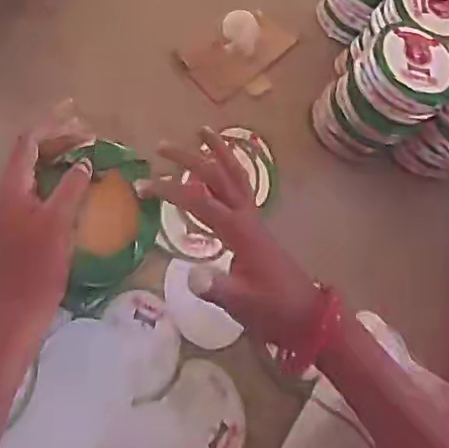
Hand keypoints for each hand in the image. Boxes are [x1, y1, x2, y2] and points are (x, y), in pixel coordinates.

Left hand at [0, 101, 93, 335]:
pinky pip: (41, 186)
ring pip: (37, 169)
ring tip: (87, 151)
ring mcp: (14, 208)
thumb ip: (71, 186)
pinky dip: (59, 176)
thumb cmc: (37, 266)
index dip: (53, 124)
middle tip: (89, 134)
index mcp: (12, 186)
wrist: (18, 312)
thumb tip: (84, 161)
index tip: (77, 114)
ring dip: (60, 156)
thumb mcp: (58, 222)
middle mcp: (9, 192)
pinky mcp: (22, 223)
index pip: (30, 141)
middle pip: (32, 152)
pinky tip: (78, 182)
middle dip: (59, 137)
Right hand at [149, 128, 326, 346]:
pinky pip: (241, 186)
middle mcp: (245, 215)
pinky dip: (230, 168)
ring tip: (202, 130)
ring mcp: (252, 217)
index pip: (198, 201)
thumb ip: (217, 288)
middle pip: (216, 176)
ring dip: (217, 151)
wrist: (306, 316)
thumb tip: (190, 274)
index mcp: (238, 230)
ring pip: (234, 174)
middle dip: (189, 158)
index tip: (142, 187)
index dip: (169, 191)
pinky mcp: (255, 224)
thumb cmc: (273, 310)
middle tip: (161, 146)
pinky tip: (221, 165)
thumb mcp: (243, 305)